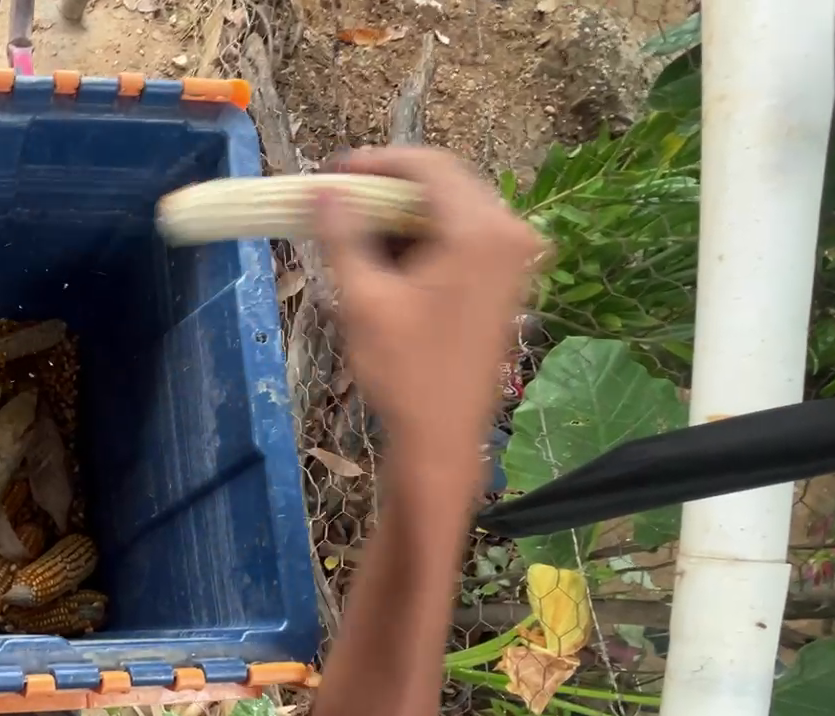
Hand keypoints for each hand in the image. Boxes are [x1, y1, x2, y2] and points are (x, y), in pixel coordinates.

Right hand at [313, 147, 541, 466]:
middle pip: (442, 188)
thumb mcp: (363, 301)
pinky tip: (383, 264)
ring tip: (350, 239)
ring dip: (399, 220)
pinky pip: (459, 242)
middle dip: (384, 193)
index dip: (376, 164)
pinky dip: (420, 243)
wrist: (442, 432)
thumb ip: (343, 239)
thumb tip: (322, 192)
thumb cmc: (401, 369)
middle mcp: (510, 233)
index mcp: (481, 230)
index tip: (331, 172)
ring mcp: (513, 259)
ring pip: (448, 215)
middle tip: (334, 205)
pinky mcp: (503, 282)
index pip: (429, 167)